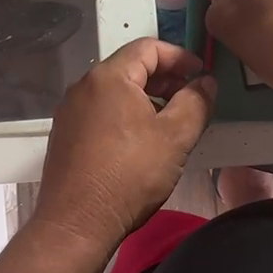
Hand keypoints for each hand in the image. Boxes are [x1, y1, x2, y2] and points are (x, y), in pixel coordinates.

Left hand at [31, 38, 215, 252]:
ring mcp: (71, 111)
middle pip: (130, 67)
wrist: (76, 225)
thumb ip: (196, 102)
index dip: (180, 57)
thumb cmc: (128, 175)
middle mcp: (84, 86)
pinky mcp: (65, 135)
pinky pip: (101, 111)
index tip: (201, 74)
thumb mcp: (175, 138)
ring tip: (171, 121)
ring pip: (115, 91)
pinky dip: (125, 114)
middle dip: (165, 78)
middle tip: (191, 97)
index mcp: (109, 77)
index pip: (148, 47)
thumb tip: (206, 82)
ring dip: (146, 98)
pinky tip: (141, 141)